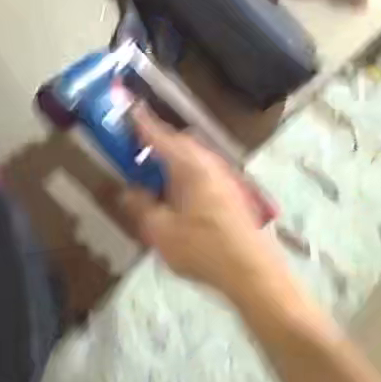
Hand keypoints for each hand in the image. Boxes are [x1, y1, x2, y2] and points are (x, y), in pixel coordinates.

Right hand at [118, 109, 294, 307]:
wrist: (253, 273)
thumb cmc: (203, 249)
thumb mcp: (160, 231)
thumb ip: (141, 206)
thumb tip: (129, 191)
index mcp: (189, 165)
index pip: (159, 135)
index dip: (140, 122)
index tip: (127, 108)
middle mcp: (209, 163)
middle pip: (179, 142)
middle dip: (157, 141)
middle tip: (135, 148)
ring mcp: (225, 177)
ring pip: (193, 157)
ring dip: (172, 159)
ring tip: (153, 175)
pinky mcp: (233, 193)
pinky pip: (203, 171)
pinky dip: (185, 173)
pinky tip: (178, 194)